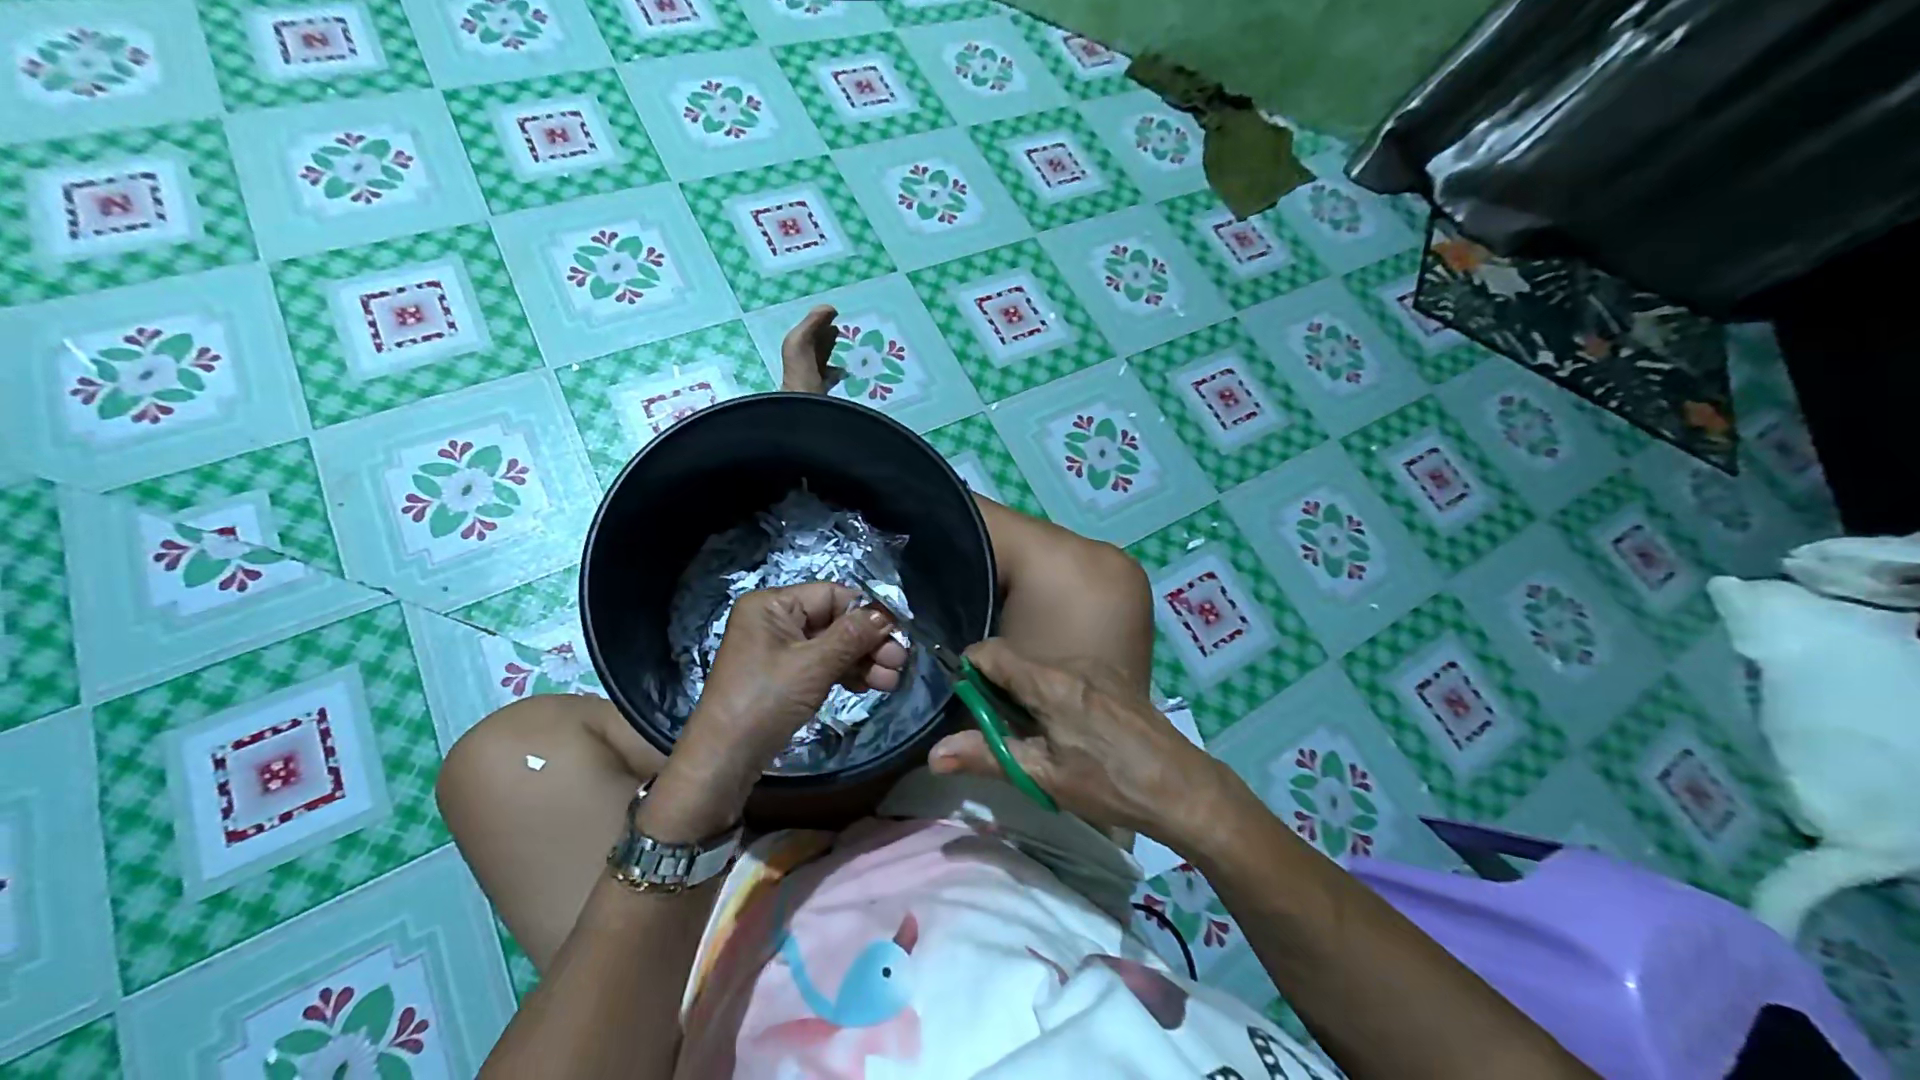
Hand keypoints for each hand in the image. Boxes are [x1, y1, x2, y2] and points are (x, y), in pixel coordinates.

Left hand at [656, 583, 905, 828]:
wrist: (725, 758)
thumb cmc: (766, 699)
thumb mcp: (813, 664)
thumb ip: (853, 636)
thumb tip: (887, 615)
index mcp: (772, 604)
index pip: (832, 595)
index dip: (867, 613)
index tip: (898, 633)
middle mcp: (775, 620)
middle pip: (835, 621)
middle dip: (869, 642)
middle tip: (899, 662)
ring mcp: (780, 649)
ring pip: (833, 646)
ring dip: (864, 661)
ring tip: (891, 681)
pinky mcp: (786, 675)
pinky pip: (823, 665)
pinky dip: (847, 673)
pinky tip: (872, 686)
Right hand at [925, 639, 1234, 842]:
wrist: (1182, 786)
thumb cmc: (1110, 783)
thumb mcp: (1043, 776)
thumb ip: (986, 756)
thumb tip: (933, 754)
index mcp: (1049, 681)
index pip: (990, 651)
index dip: (968, 669)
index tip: (965, 702)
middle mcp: (1071, 662)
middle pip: (1014, 659)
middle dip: (996, 687)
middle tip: (996, 728)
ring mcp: (1096, 666)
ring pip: (1039, 667)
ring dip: (1024, 691)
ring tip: (1032, 735)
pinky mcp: (1112, 677)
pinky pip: (1065, 672)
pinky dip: (1050, 692)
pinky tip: (1065, 729)